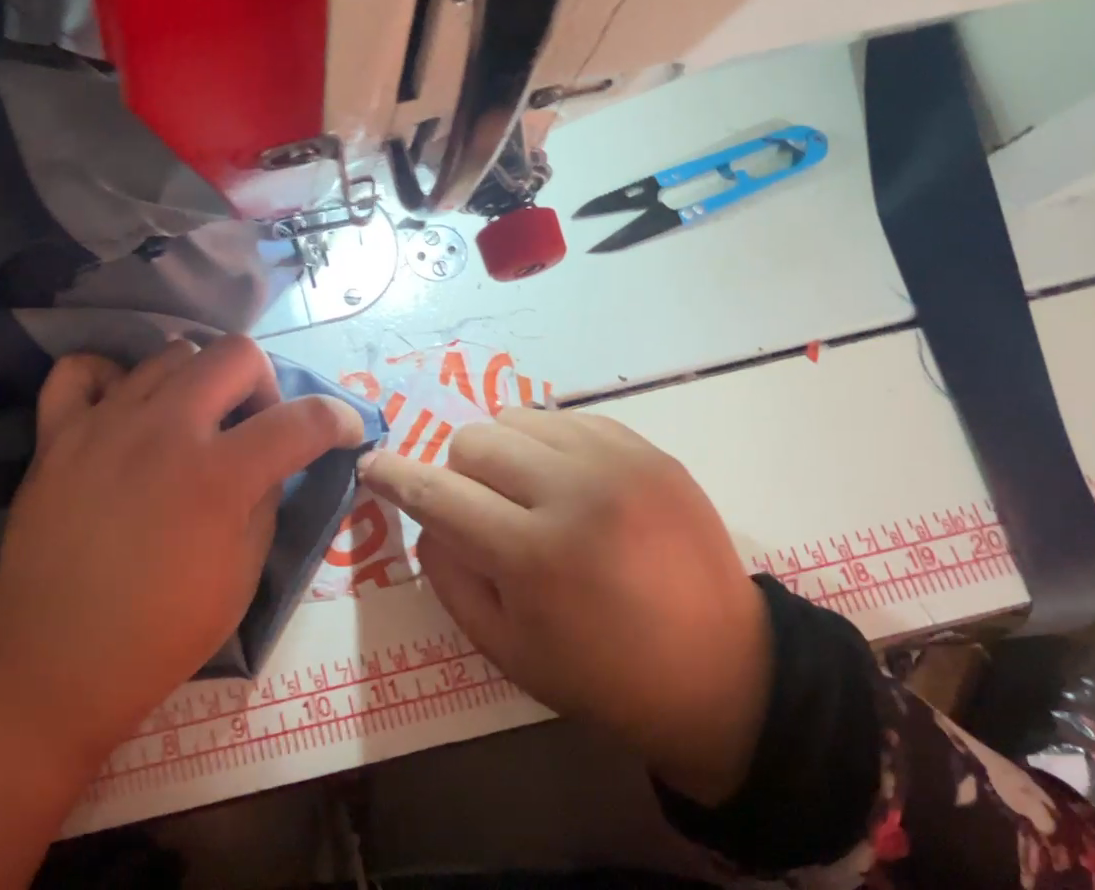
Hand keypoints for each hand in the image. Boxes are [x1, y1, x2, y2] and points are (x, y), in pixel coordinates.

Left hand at [0, 335, 367, 756]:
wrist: (59, 655)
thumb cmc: (163, 631)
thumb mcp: (243, 576)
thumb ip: (265, 502)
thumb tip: (272, 462)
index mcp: (220, 477)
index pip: (303, 419)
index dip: (338, 419)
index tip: (343, 429)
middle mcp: (165, 431)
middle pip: (236, 353)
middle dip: (263, 383)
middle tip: (253, 426)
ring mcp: (106, 423)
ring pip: (169, 352)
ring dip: (197, 382)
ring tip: (189, 425)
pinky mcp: (58, 432)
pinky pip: (82, 368)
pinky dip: (110, 378)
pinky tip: (122, 410)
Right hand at [358, 410, 770, 803]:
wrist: (722, 674)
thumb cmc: (600, 676)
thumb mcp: (503, 648)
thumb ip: (448, 576)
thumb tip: (428, 518)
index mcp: (533, 554)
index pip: (437, 492)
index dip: (394, 476)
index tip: (372, 466)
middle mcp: (575, 492)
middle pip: (475, 440)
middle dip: (459, 474)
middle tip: (482, 513)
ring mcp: (620, 464)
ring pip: (519, 418)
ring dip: (504, 454)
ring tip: (527, 495)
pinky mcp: (651, 452)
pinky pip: (569, 419)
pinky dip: (549, 446)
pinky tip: (567, 484)